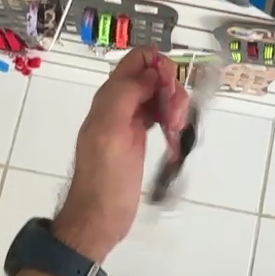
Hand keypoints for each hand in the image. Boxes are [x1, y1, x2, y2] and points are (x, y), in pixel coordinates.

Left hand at [55, 48, 186, 261]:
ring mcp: (131, 119)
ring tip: (175, 131)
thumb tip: (152, 72)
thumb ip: (125, 95)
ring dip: (175, 107)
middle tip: (174, 118)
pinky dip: (172, 120)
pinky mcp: (140, 136)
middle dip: (171, 90)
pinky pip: (161, 114)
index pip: (138, 59)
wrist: (99, 216)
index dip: (159, 66)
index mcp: (110, 96)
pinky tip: (174, 136)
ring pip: (161, 95)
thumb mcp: (109, 132)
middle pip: (155, 75)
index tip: (169, 90)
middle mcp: (121, 103)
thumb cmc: (104, 178)